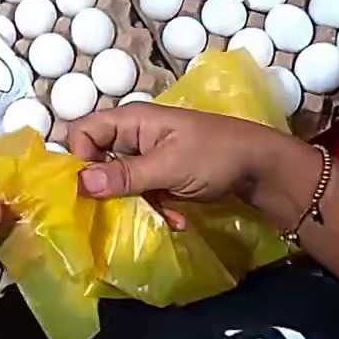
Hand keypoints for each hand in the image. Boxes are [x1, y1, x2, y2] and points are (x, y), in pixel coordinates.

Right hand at [67, 105, 318, 227]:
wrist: (260, 168)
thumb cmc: (214, 156)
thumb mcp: (169, 167)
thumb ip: (125, 175)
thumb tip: (81, 182)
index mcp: (132, 120)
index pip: (84, 131)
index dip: (79, 158)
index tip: (89, 190)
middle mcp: (135, 134)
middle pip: (98, 158)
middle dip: (108, 188)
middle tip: (118, 211)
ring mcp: (149, 154)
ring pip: (120, 179)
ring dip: (136, 202)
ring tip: (161, 214)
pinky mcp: (162, 173)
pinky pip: (142, 190)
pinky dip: (155, 205)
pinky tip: (176, 217)